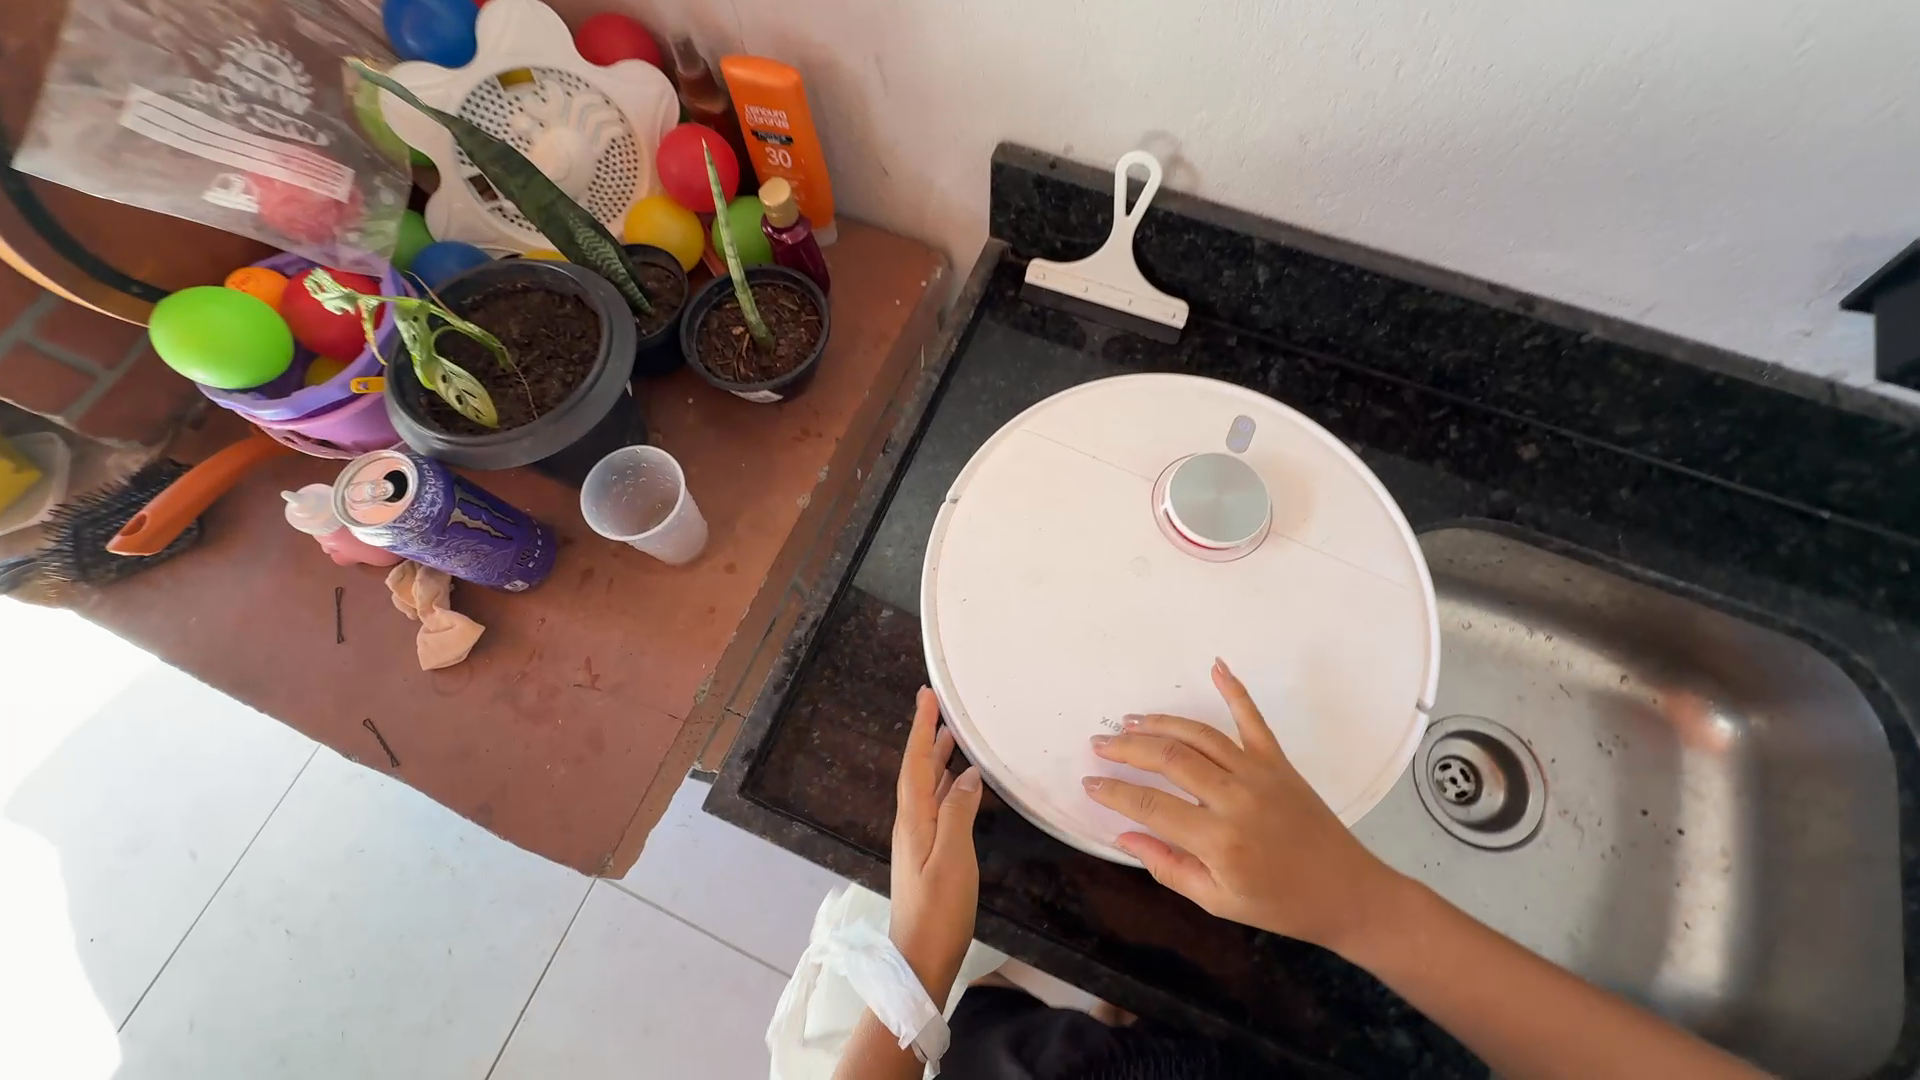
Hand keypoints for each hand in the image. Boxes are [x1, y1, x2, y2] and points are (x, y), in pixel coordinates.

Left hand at [889, 687, 983, 997]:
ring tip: (950, 735)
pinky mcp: (926, 854)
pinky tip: (958, 784)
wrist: (920, 959)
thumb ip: (959, 812)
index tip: (926, 696)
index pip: (916, 763)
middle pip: (917, 770)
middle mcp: (911, 823)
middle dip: (926, 736)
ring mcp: (917, 839)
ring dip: (935, 758)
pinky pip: (934, 805)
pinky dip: (945, 784)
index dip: (921, 728)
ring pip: (926, 787)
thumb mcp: (953, 858)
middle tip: (937, 705)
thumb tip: (968, 774)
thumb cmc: (938, 910)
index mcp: (914, 819)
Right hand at [1082, 658, 1404, 952]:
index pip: (1152, 807)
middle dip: (1127, 750)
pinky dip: (1235, 689)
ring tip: (1129, 722)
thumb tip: (1123, 836)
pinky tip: (1216, 665)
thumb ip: (1168, 867)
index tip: (1090, 783)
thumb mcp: (1218, 902)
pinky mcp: (1278, 761)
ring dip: (1160, 723)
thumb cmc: (1280, 904)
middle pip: (1169, 759)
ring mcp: (1259, 773)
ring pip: (1199, 735)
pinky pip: (1252, 719)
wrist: (1349, 894)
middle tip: (1099, 745)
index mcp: (1219, 840)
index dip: (1115, 793)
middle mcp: (1235, 798)